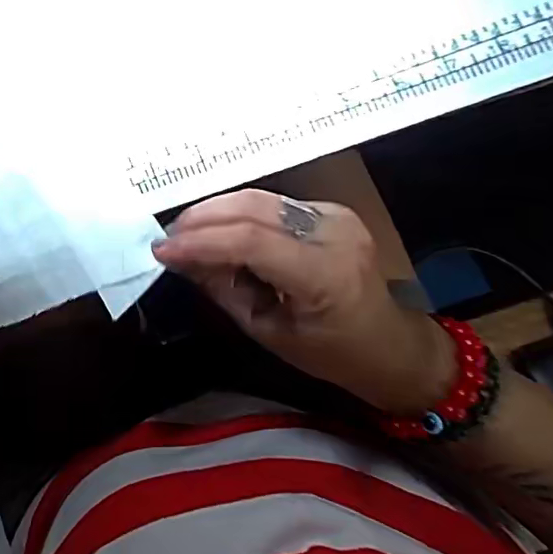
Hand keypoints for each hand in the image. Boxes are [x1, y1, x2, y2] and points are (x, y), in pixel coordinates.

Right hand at [152, 189, 455, 413]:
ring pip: (261, 200)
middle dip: (203, 217)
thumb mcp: (268, 331)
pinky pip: (275, 207)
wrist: (389, 343)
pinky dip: (241, 216)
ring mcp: (336, 215)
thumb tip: (182, 259)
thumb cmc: (330, 353)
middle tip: (168, 236)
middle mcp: (334, 232)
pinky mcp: (332, 210)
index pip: (251, 241)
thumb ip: (224, 289)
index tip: (163, 249)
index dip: (201, 241)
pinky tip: (219, 231)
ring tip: (185, 232)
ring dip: (218, 212)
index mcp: (324, 273)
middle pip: (255, 207)